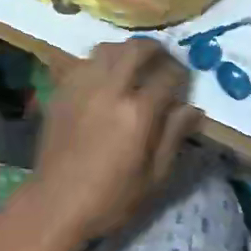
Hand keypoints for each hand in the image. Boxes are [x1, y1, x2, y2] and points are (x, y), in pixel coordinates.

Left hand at [26, 38, 201, 241]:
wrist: (57, 201)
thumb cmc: (111, 197)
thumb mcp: (154, 176)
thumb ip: (174, 136)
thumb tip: (193, 108)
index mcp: (137, 112)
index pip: (167, 76)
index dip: (181, 75)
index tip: (184, 80)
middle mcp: (109, 89)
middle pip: (136, 49)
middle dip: (156, 49)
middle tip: (164, 59)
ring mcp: (82, 85)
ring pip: (107, 48)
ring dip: (125, 50)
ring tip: (134, 63)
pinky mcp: (61, 89)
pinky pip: (82, 61)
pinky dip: (98, 62)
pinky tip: (103, 76)